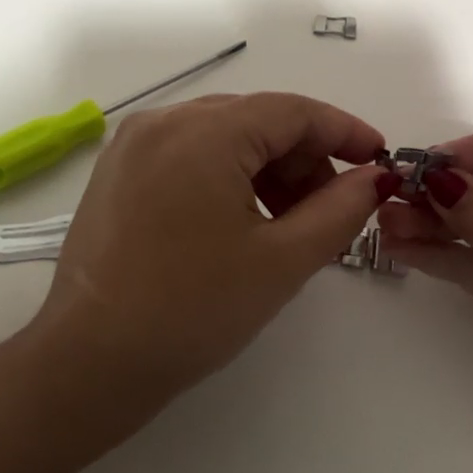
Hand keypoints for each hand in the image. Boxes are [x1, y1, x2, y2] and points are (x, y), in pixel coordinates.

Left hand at [28, 92, 394, 398]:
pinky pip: (185, 159)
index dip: (344, 132)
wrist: (92, 361)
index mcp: (204, 132)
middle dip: (304, 159)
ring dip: (265, 171)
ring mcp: (130, 148)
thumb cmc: (193, 310)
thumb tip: (373, 178)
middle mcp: (161, 123)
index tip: (379, 161)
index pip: (293, 111)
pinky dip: (225, 180)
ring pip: (220, 139)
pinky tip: (240, 226)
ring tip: (288, 227)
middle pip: (255, 120)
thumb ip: (340, 210)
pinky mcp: (114, 177)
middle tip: (331, 211)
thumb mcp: (282, 261)